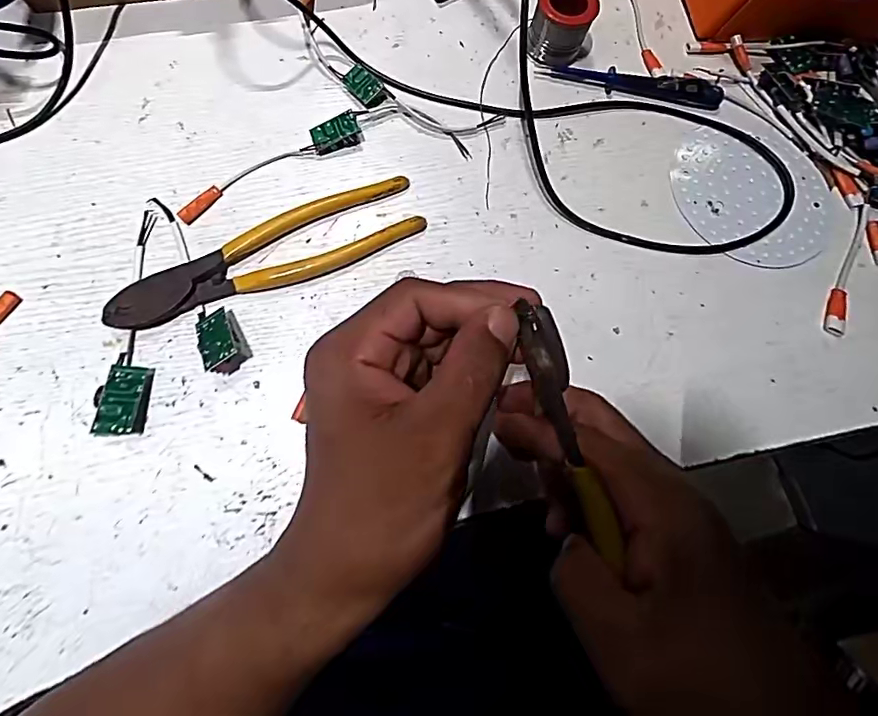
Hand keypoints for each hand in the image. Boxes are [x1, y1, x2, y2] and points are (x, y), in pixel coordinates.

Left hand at [271, 278, 533, 619]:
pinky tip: (503, 374)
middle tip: (533, 328)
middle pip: (425, 314)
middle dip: (480, 319)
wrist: (344, 580)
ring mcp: (374, 379)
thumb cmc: (378, 514)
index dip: (471, 298)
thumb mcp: (435, 434)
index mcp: (349, 352)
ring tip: (527, 350)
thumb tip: (504, 315)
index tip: (520, 308)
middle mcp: (357, 355)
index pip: (415, 299)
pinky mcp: (392, 402)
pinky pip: (436, 370)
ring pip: (435, 341)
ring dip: (480, 344)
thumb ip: (472, 367)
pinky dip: (471, 370)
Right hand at [495, 387, 849, 715]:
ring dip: (569, 457)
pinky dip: (588, 488)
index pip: (589, 441)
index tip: (500, 418)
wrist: (778, 713)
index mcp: (660, 503)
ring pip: (613, 456)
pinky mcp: (679, 532)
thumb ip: (574, 573)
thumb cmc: (702, 677)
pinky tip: (571, 525)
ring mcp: (679, 509)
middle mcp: (672, 491)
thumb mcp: (621, 639)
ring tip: (536, 483)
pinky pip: (624, 489)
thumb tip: (563, 540)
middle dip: (555, 414)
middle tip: (510, 420)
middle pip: (606, 428)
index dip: (540, 425)